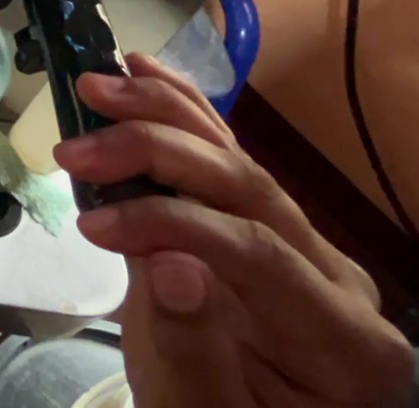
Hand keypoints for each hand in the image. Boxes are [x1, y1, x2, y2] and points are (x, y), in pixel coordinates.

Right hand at [53, 54, 413, 406]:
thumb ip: (194, 348)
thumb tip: (175, 261)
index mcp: (344, 338)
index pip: (256, 249)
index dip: (167, 221)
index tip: (90, 225)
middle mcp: (338, 275)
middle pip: (246, 187)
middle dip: (153, 151)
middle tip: (74, 148)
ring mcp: (304, 242)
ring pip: (236, 155)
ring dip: (160, 111)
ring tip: (96, 85)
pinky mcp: (262, 222)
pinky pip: (226, 154)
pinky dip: (180, 109)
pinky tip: (142, 70)